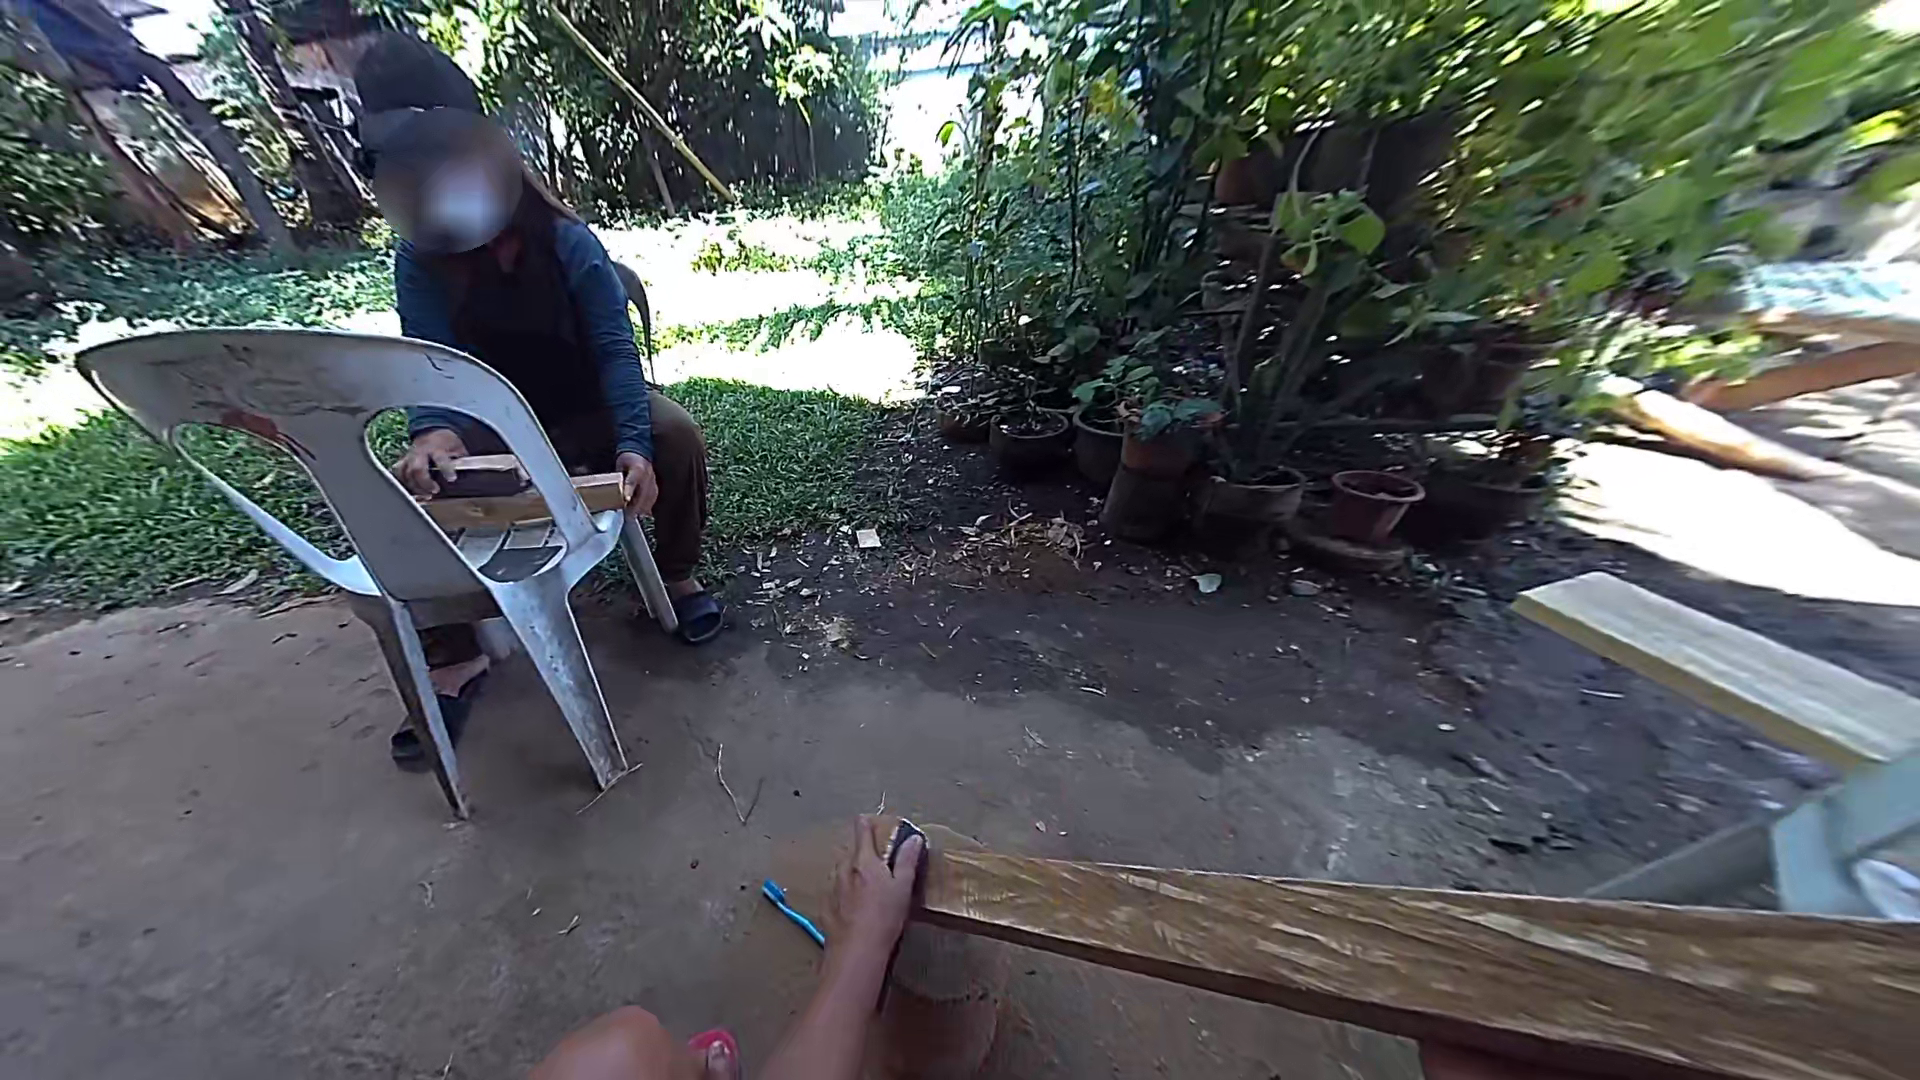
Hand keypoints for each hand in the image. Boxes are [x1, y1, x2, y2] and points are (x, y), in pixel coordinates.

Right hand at [394, 428, 467, 497]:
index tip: (452, 479)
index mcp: (437, 448)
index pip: (440, 459)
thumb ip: (463, 460)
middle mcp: (420, 452)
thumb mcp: (459, 449)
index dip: (446, 469)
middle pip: (417, 468)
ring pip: (405, 472)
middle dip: (425, 482)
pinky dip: (404, 483)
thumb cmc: (449, 444)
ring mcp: (409, 457)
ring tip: (425, 496)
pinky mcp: (403, 461)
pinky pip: (399, 473)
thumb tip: (472, 472)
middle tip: (434, 491)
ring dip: (414, 486)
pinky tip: (413, 491)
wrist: (433, 435)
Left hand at [616, 451, 658, 517]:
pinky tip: (644, 512)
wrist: (640, 451)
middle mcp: (648, 476)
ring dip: (642, 508)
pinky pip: (653, 498)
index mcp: (638, 469)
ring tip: (635, 517)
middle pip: (643, 494)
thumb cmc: (627, 458)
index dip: (629, 491)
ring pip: (649, 498)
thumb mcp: (620, 465)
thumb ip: (618, 478)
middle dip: (636, 506)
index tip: (626, 500)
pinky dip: (648, 506)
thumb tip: (612, 491)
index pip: (633, 481)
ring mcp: (653, 481)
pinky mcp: (655, 485)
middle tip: (628, 516)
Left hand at [826, 816, 923, 958]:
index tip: (868, 821)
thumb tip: (913, 837)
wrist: (856, 955)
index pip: (861, 831)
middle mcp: (844, 870)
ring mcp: (832, 890)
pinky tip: (851, 910)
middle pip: (851, 852)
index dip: (865, 823)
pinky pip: (835, 894)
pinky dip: (842, 896)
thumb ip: (907, 860)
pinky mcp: (825, 910)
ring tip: (864, 889)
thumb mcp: (903, 887)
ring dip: (851, 875)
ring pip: (841, 873)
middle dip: (861, 854)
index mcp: (864, 861)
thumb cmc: (884, 918)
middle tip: (876, 865)